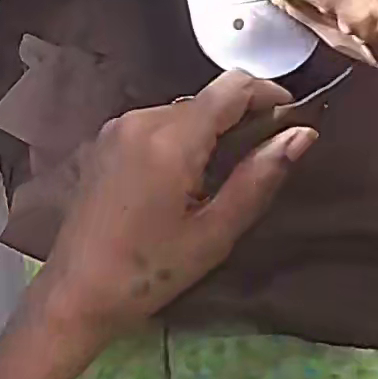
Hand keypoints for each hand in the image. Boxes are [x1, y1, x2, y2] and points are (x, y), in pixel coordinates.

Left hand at [36, 69, 318, 345]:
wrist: (76, 291)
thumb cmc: (150, 270)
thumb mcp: (215, 232)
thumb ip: (260, 176)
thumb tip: (301, 135)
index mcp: (171, 138)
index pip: (232, 87)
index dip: (269, 94)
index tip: (291, 119)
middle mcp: (141, 118)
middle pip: (207, 98)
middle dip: (241, 117)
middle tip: (261, 158)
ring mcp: (118, 126)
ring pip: (182, 110)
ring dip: (210, 129)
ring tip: (221, 175)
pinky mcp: (105, 140)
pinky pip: (156, 123)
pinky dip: (180, 138)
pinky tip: (183, 177)